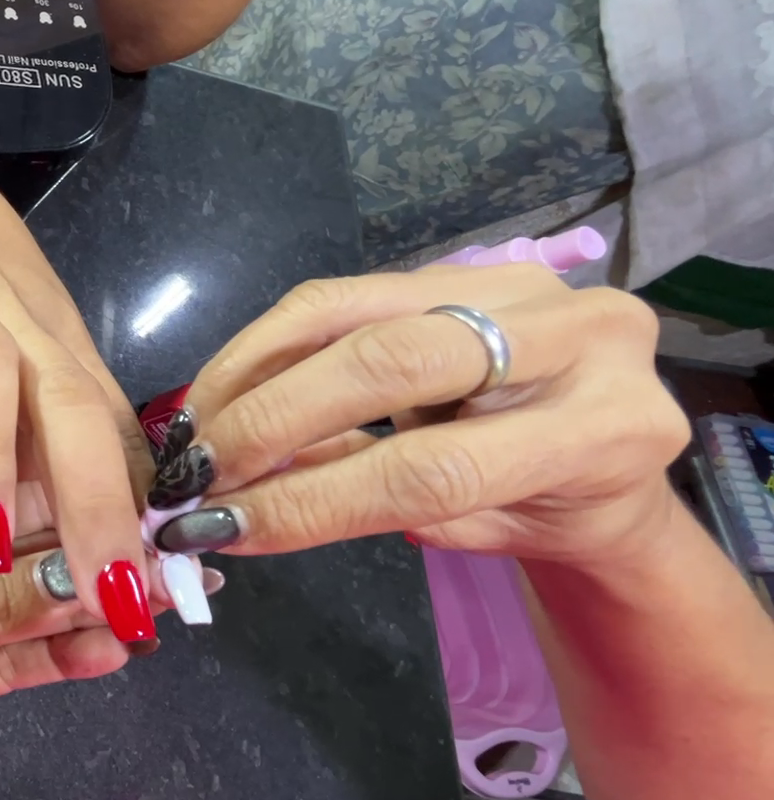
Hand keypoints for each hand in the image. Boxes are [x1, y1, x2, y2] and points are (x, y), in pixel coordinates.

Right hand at [0, 167, 158, 643]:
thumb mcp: (41, 345)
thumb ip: (64, 422)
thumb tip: (102, 517)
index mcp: (57, 348)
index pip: (108, 434)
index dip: (129, 519)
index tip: (142, 604)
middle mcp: (13, 325)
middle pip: (64, 403)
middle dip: (88, 502)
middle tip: (95, 595)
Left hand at [0, 489, 135, 799]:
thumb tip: (73, 577)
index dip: (40, 510)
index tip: (118, 505)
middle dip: (71, 561)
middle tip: (157, 556)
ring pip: (10, 618)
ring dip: (75, 613)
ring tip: (154, 604)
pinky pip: (4, 669)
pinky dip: (54, 661)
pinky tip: (108, 650)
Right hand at [140, 265, 690, 568]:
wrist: (598, 436)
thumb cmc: (546, 505)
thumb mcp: (479, 531)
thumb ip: (368, 511)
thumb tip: (229, 514)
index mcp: (606, 429)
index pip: (433, 469)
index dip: (312, 500)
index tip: (223, 527)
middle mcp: (573, 334)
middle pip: (384, 363)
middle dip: (268, 421)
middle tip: (197, 470)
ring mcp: (506, 283)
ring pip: (339, 313)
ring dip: (244, 375)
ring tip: (193, 430)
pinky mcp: (443, 268)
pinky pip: (324, 299)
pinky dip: (255, 348)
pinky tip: (220, 390)